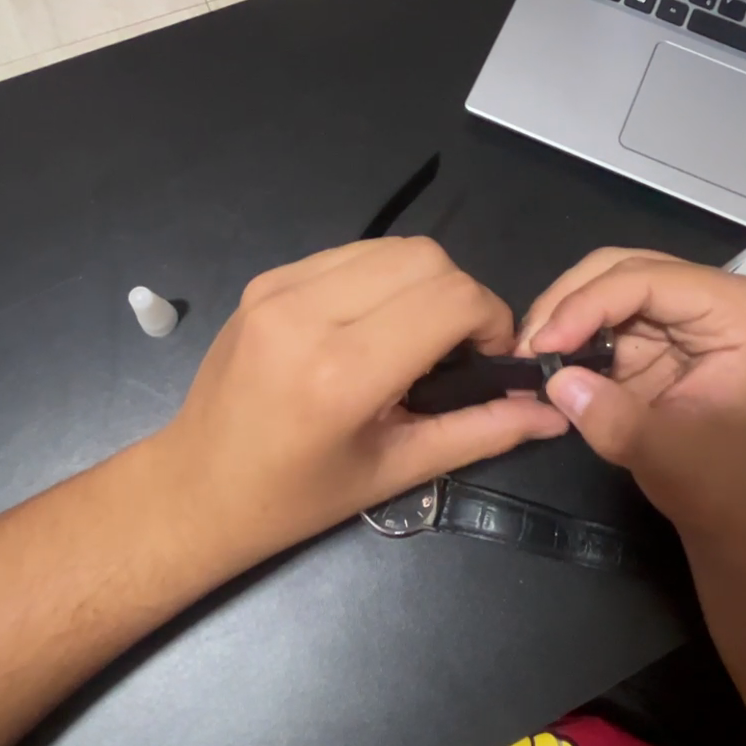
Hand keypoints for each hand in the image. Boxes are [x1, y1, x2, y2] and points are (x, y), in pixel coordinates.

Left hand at [153, 238, 569, 558]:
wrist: (194, 487)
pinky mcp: (265, 278)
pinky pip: (351, 254)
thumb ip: (481, 431)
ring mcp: (279, 287)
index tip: (489, 358)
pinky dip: (381, 279)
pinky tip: (371, 323)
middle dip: (462, 297)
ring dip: (422, 283)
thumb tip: (551, 410)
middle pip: (426, 257)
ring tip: (413, 336)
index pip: (451, 299)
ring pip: (391, 247)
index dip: (491, 320)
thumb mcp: (395, 470)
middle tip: (455, 348)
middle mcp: (307, 312)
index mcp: (342, 372)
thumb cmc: (295, 498)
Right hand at [520, 249, 745, 539]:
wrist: (734, 515)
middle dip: (567, 303)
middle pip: (619, 268)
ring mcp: (676, 309)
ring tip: (528, 353)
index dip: (588, 305)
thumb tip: (557, 381)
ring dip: (559, 314)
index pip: (648, 280)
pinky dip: (564, 330)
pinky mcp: (649, 330)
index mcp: (733, 310)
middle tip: (527, 347)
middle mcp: (707, 295)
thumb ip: (614, 418)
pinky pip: (595, 312)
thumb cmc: (721, 485)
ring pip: (601, 282)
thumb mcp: (668, 457)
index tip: (543, 347)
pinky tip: (542, 357)